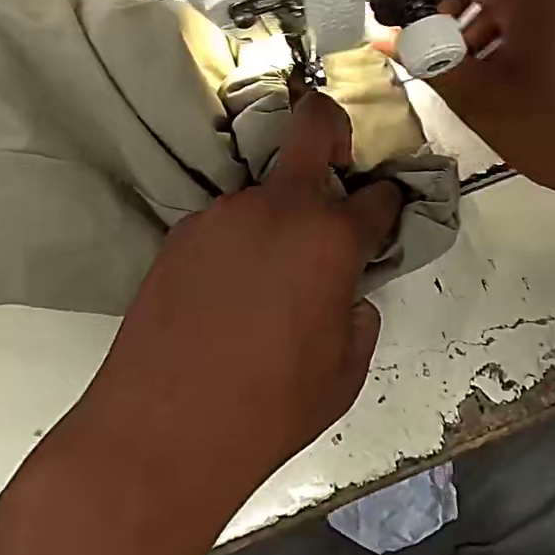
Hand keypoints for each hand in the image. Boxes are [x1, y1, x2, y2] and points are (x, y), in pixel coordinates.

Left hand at [76, 92, 402, 493]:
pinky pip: (227, 226)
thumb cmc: (271, 406)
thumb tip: (349, 302)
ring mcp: (224, 215)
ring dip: (280, 218)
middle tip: (339, 161)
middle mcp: (279, 210)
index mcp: (332, 239)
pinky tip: (226, 294)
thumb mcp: (344, 372)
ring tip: (266, 279)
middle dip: (336, 129)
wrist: (164, 430)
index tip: (385, 213)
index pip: (379, 196)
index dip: (390, 203)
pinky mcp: (182, 234)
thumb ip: (359, 320)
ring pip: (266, 193)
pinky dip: (239, 244)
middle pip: (315, 125)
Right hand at [413, 0, 554, 211]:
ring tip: (467, 74)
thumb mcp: (481, 100)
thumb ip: (429, 58)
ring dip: (480, 26)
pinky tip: (504, 78)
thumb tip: (388, 33)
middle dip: (451, 10)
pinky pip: (540, 13)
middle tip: (432, 52)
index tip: (404, 18)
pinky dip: (512, 35)